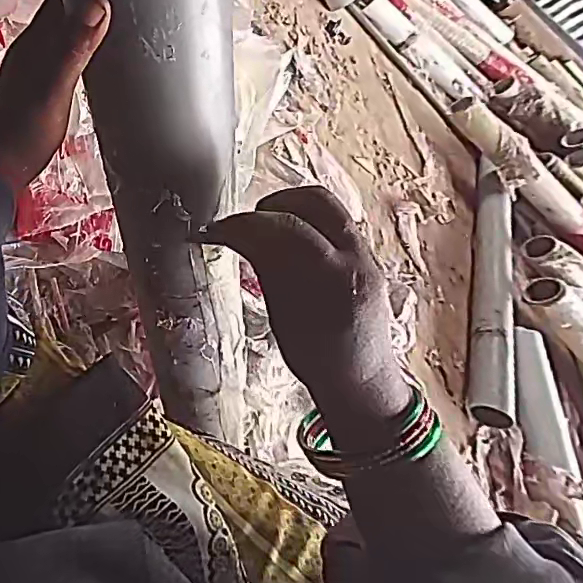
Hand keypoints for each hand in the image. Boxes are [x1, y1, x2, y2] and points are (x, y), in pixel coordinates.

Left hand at [0, 0, 109, 199]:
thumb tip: (95, 6)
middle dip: (89, 4)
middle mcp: (30, 55)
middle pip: (61, 17)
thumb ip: (73, 49)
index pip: (59, 1)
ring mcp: (32, 73)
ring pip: (62, 39)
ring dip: (85, 29)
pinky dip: (81, 53)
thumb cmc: (22, 136)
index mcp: (32, 46)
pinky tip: (94, 62)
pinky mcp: (38, 91)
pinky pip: (63, 60)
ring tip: (115, 24)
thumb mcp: (55, 91)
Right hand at [199, 187, 402, 407]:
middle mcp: (355, 258)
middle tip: (245, 224)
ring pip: (325, 206)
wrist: (363, 381)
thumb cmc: (315, 356)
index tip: (216, 231)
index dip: (243, 223)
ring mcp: (365, 254)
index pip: (284, 226)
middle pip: (313, 200)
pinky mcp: (366, 256)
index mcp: (332, 277)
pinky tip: (284, 241)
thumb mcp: (281, 315)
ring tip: (264, 229)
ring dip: (288, 208)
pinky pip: (332, 221)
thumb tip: (231, 235)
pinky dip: (302, 220)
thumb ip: (266, 268)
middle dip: (271, 204)